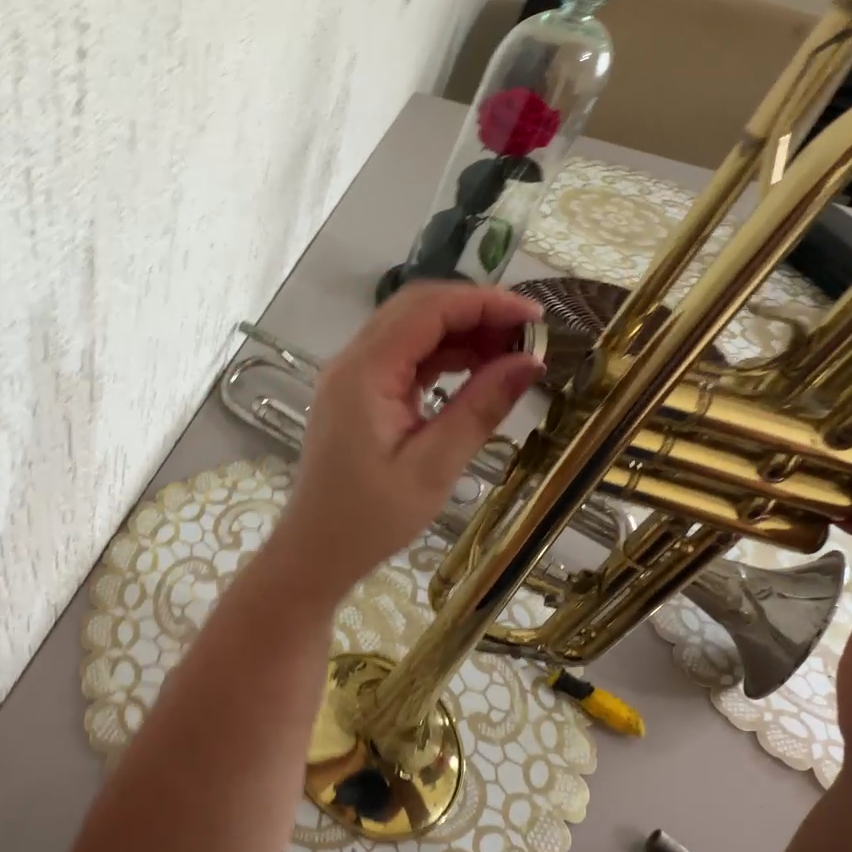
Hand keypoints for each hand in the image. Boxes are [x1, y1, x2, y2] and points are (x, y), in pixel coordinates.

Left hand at [269, 282, 544, 593]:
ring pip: (410, 331)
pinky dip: (442, 357)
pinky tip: (479, 372)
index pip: (426, 310)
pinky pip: (403, 357)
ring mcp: (351, 376)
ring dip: (460, 333)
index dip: (483, 302)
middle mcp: (352, 361)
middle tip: (529, 336)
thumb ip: (479, 409)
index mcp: (363, 372)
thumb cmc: (370, 517)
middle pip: (416, 309)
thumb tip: (531, 362)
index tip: (535, 318)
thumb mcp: (433, 467)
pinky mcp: (358, 393)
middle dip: (475, 312)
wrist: (316, 549)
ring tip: (513, 356)